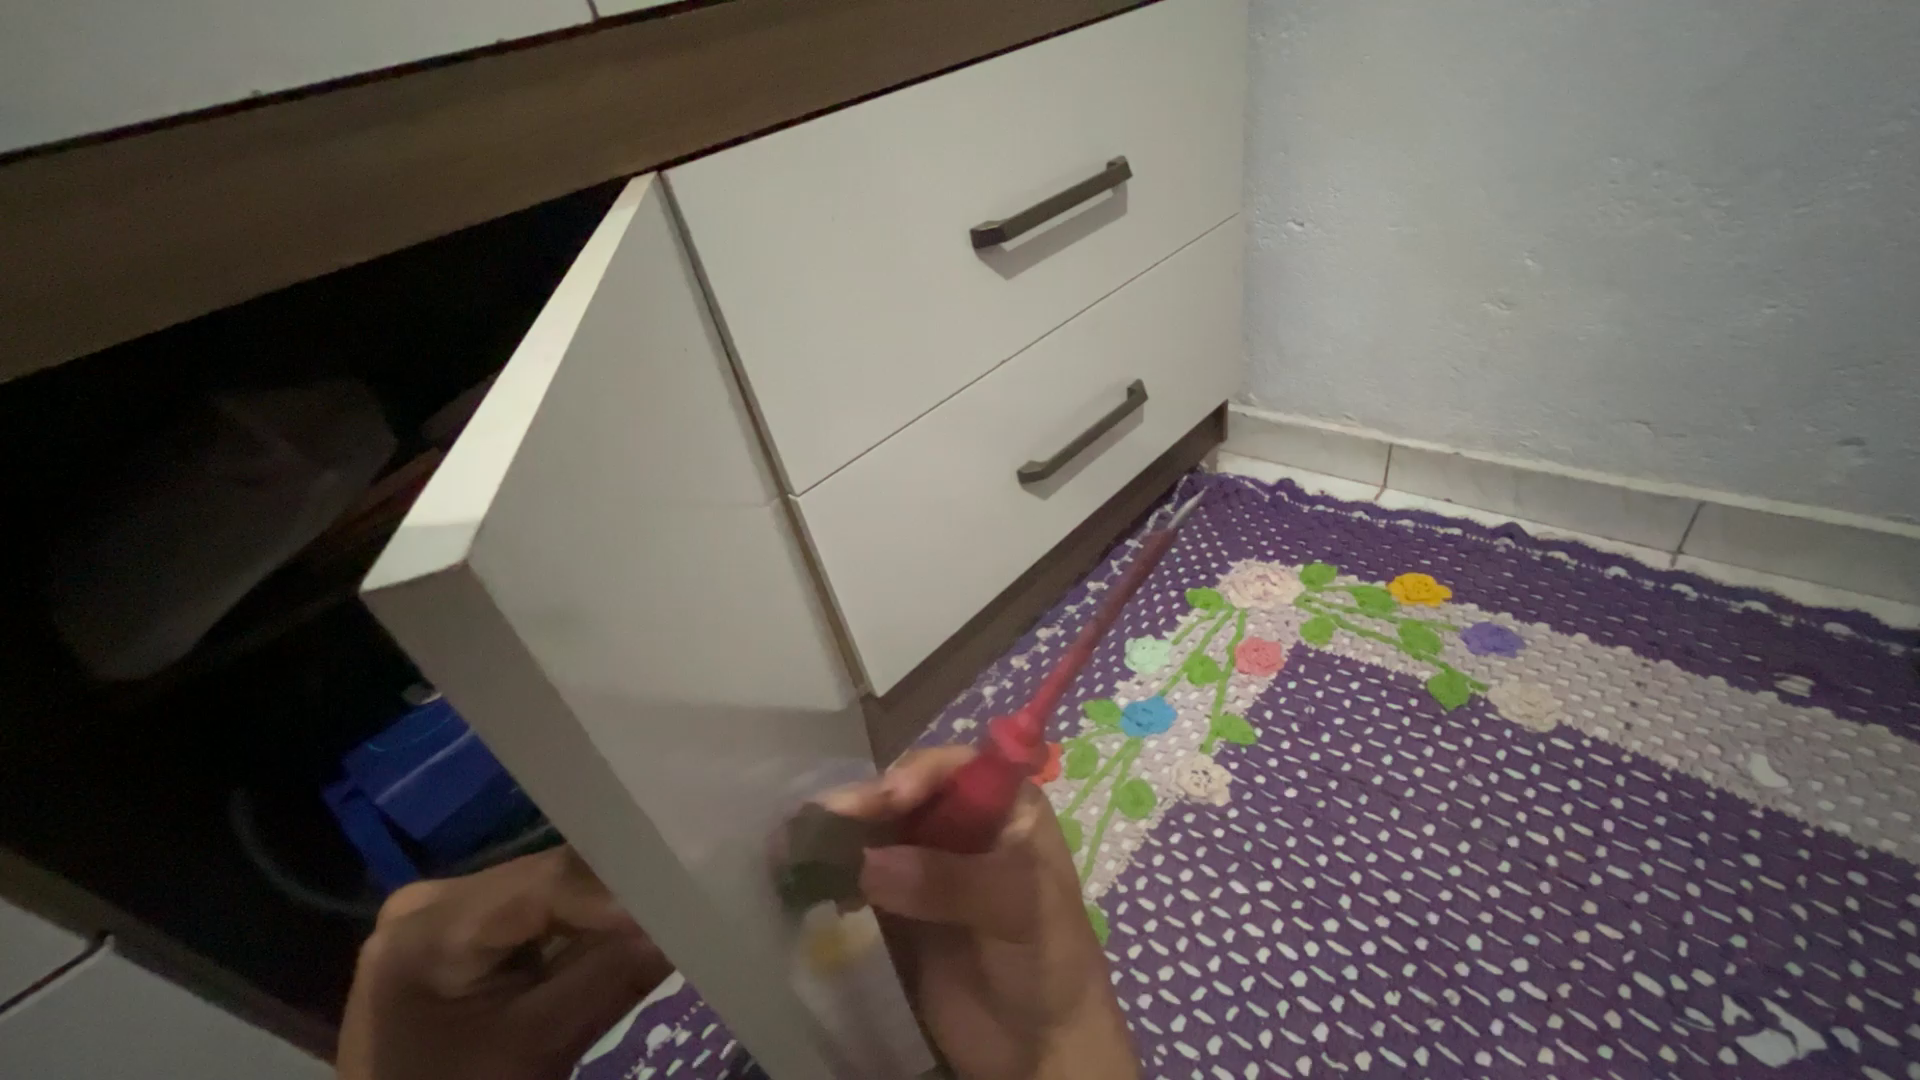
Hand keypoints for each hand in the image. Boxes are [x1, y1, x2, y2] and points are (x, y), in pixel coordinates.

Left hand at [336, 847, 670, 1079]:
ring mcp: (444, 907)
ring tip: (672, 911)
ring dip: (612, 905)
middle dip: (623, 895)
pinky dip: (587, 921)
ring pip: (555, 887)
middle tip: (689, 903)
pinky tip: (632, 926)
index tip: (689, 902)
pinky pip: (542, 907)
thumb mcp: (536, 1049)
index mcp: (427, 926)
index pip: (549, 882)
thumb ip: (613, 978)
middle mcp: (432, 897)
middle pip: (554, 878)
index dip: (625, 889)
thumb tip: (691, 924)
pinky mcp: (464, 924)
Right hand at [822, 747, 1139, 1079]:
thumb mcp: (1017, 908)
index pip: (954, 769)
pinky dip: (833, 872)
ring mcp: (927, 863)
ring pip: (877, 831)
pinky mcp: (898, 904)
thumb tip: (869, 862)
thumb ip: (951, 881)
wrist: (1039, 1046)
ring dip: (838, 833)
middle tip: (819, 819)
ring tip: (794, 842)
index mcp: (1006, 806)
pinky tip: (806, 878)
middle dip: (864, 802)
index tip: (881, 801)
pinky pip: (860, 876)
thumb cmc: (1048, 959)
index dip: (914, 775)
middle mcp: (963, 823)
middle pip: (905, 794)